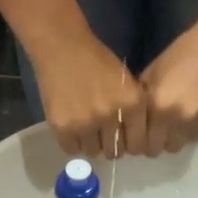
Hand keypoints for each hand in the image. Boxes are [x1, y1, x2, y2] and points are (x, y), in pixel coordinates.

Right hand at [32, 34, 146, 156]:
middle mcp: (111, 116)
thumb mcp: (125, 82)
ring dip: (89, 143)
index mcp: (132, 104)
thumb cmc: (96, 61)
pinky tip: (70, 125)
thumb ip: (132, 110)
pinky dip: (71, 141)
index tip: (121, 139)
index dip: (127, 143)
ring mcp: (86, 124)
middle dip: (108, 144)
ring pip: (92, 152)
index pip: (135, 144)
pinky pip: (71, 150)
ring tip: (83, 125)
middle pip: (114, 152)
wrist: (62, 46)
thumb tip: (131, 142)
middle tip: (100, 132)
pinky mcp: (64, 128)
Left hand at [139, 25, 197, 155]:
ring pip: (189, 142)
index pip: (147, 146)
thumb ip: (142, 105)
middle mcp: (181, 120)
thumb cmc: (184, 53)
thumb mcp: (153, 74)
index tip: (152, 132)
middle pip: (168, 147)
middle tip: (174, 120)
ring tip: (193, 109)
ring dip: (188, 132)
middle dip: (167, 137)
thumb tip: (131, 128)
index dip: (148, 139)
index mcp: (159, 108)